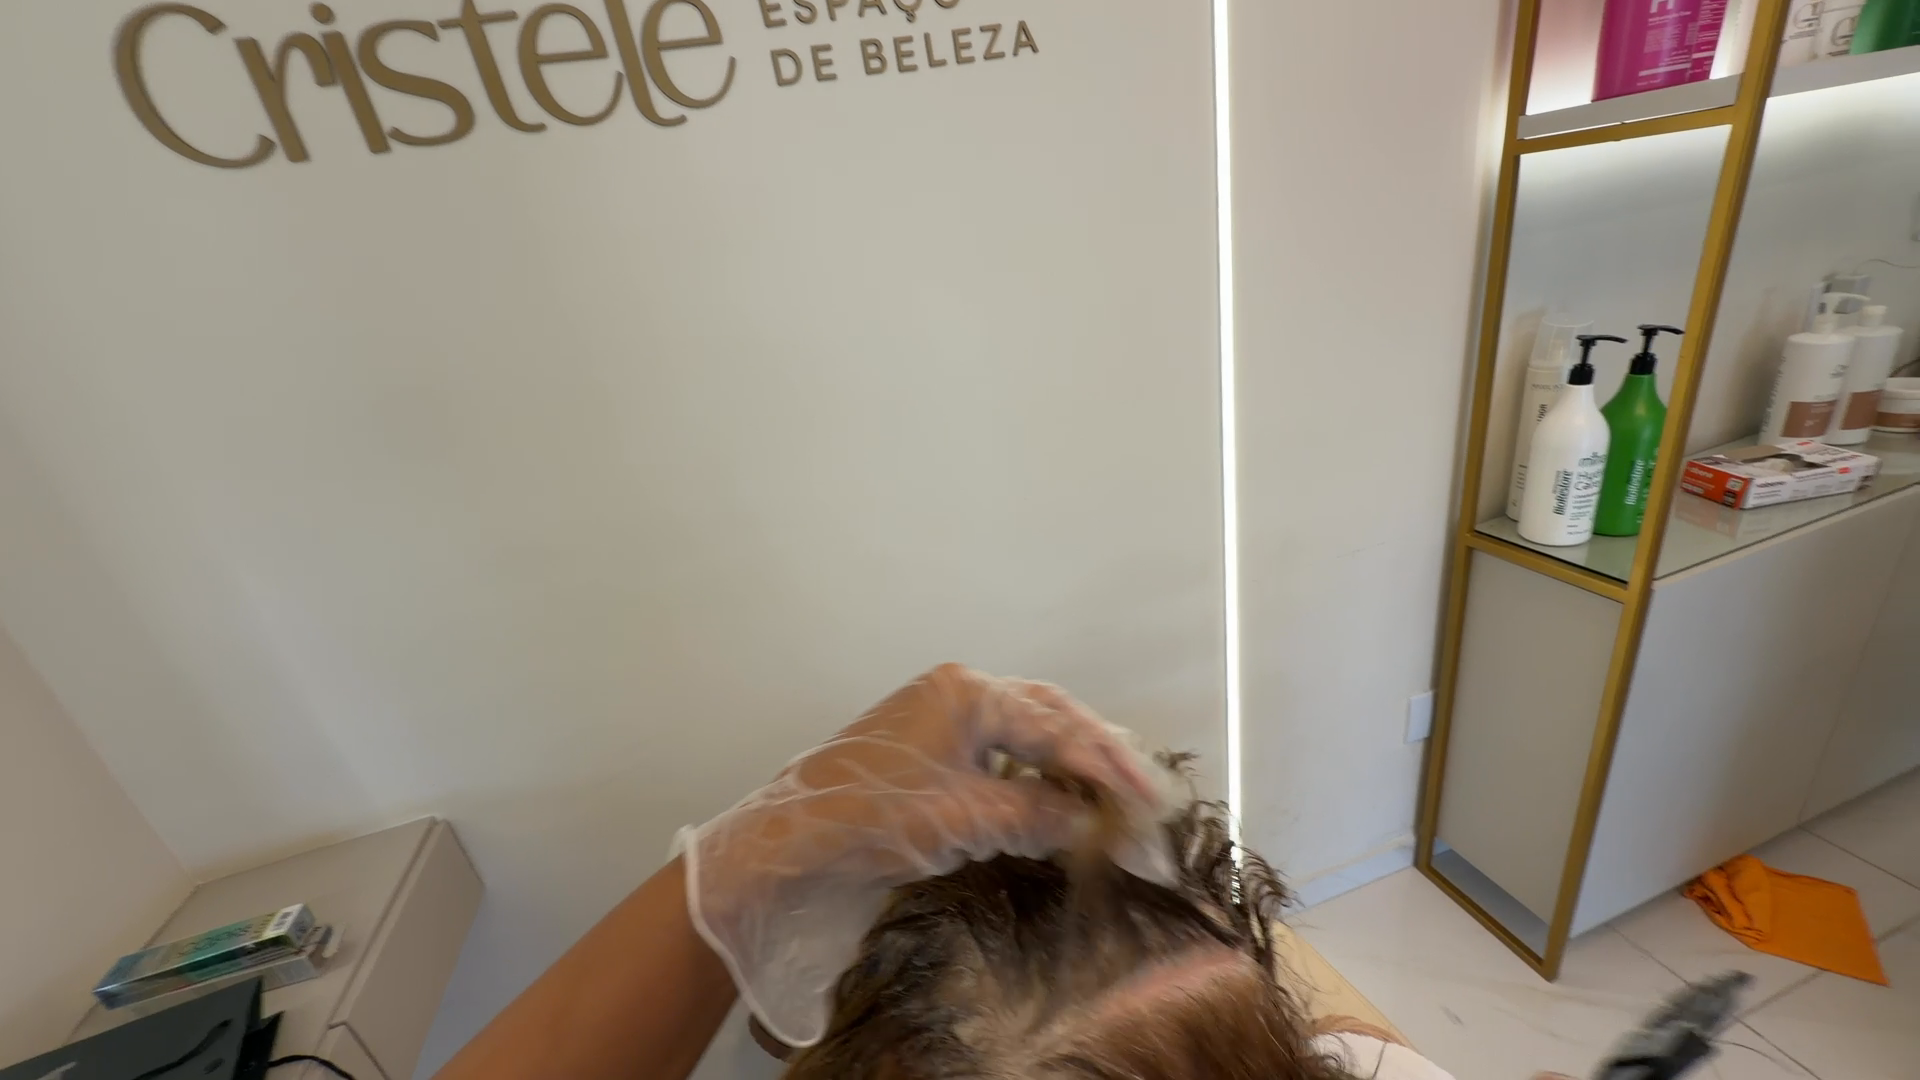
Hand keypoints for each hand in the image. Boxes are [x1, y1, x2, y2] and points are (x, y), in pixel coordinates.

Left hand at [677, 664, 1168, 1047]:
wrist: (793, 834)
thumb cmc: (876, 815)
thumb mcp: (964, 817)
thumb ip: (1035, 815)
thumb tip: (1092, 823)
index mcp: (968, 692)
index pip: (1052, 725)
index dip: (1102, 763)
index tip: (1145, 796)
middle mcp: (958, 690)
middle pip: (1044, 712)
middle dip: (1092, 749)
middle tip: (1138, 784)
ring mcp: (941, 711)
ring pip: (1022, 727)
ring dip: (1064, 757)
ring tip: (1108, 785)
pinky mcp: (930, 739)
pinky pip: (996, 746)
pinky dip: (1030, 769)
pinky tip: (1051, 790)